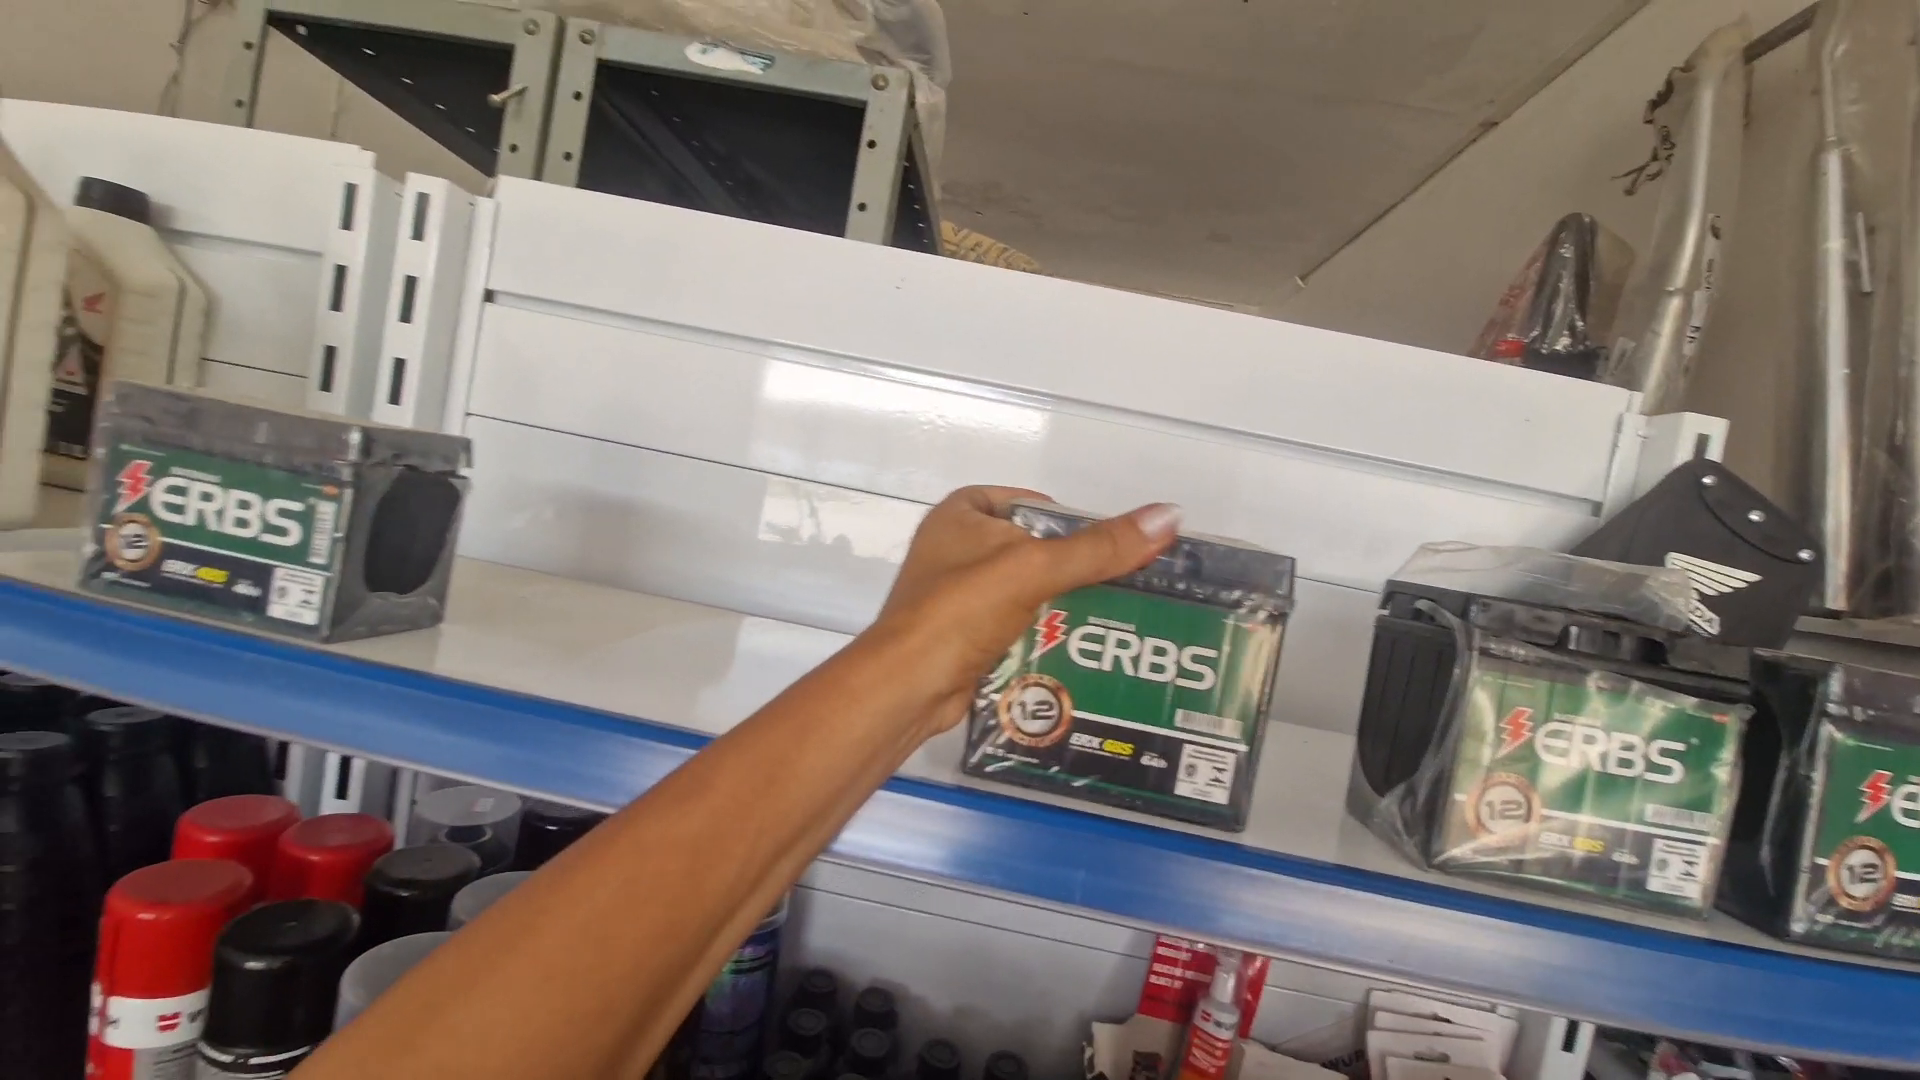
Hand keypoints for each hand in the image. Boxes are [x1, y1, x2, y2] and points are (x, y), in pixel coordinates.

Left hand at [866, 486, 1180, 736]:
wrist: (909, 686)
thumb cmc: (961, 611)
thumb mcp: (1034, 568)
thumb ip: (1099, 547)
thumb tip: (1169, 515)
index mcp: (959, 514)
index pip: (1027, 501)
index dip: (1066, 517)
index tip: (1103, 540)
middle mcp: (953, 548)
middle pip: (1030, 547)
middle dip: (1070, 566)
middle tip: (1121, 582)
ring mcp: (955, 594)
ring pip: (1023, 589)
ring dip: (1059, 602)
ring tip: (1111, 616)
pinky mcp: (961, 634)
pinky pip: (1012, 623)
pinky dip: (1040, 632)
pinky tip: (1075, 645)